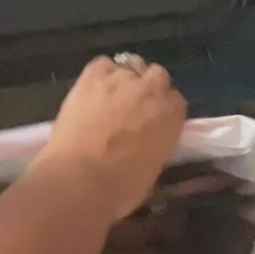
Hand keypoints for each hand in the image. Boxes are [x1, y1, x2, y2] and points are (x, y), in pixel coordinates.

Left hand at [29, 56, 186, 221]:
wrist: (79, 180)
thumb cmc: (119, 189)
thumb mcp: (152, 168)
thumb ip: (156, 144)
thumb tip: (145, 142)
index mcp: (173, 115)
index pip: (175, 101)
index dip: (162, 110)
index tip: (151, 122)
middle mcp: (153, 90)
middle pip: (157, 76)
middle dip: (147, 89)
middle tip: (131, 109)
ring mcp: (122, 78)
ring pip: (130, 66)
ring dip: (123, 81)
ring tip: (108, 100)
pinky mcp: (92, 76)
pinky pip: (102, 64)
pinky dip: (99, 75)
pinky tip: (92, 90)